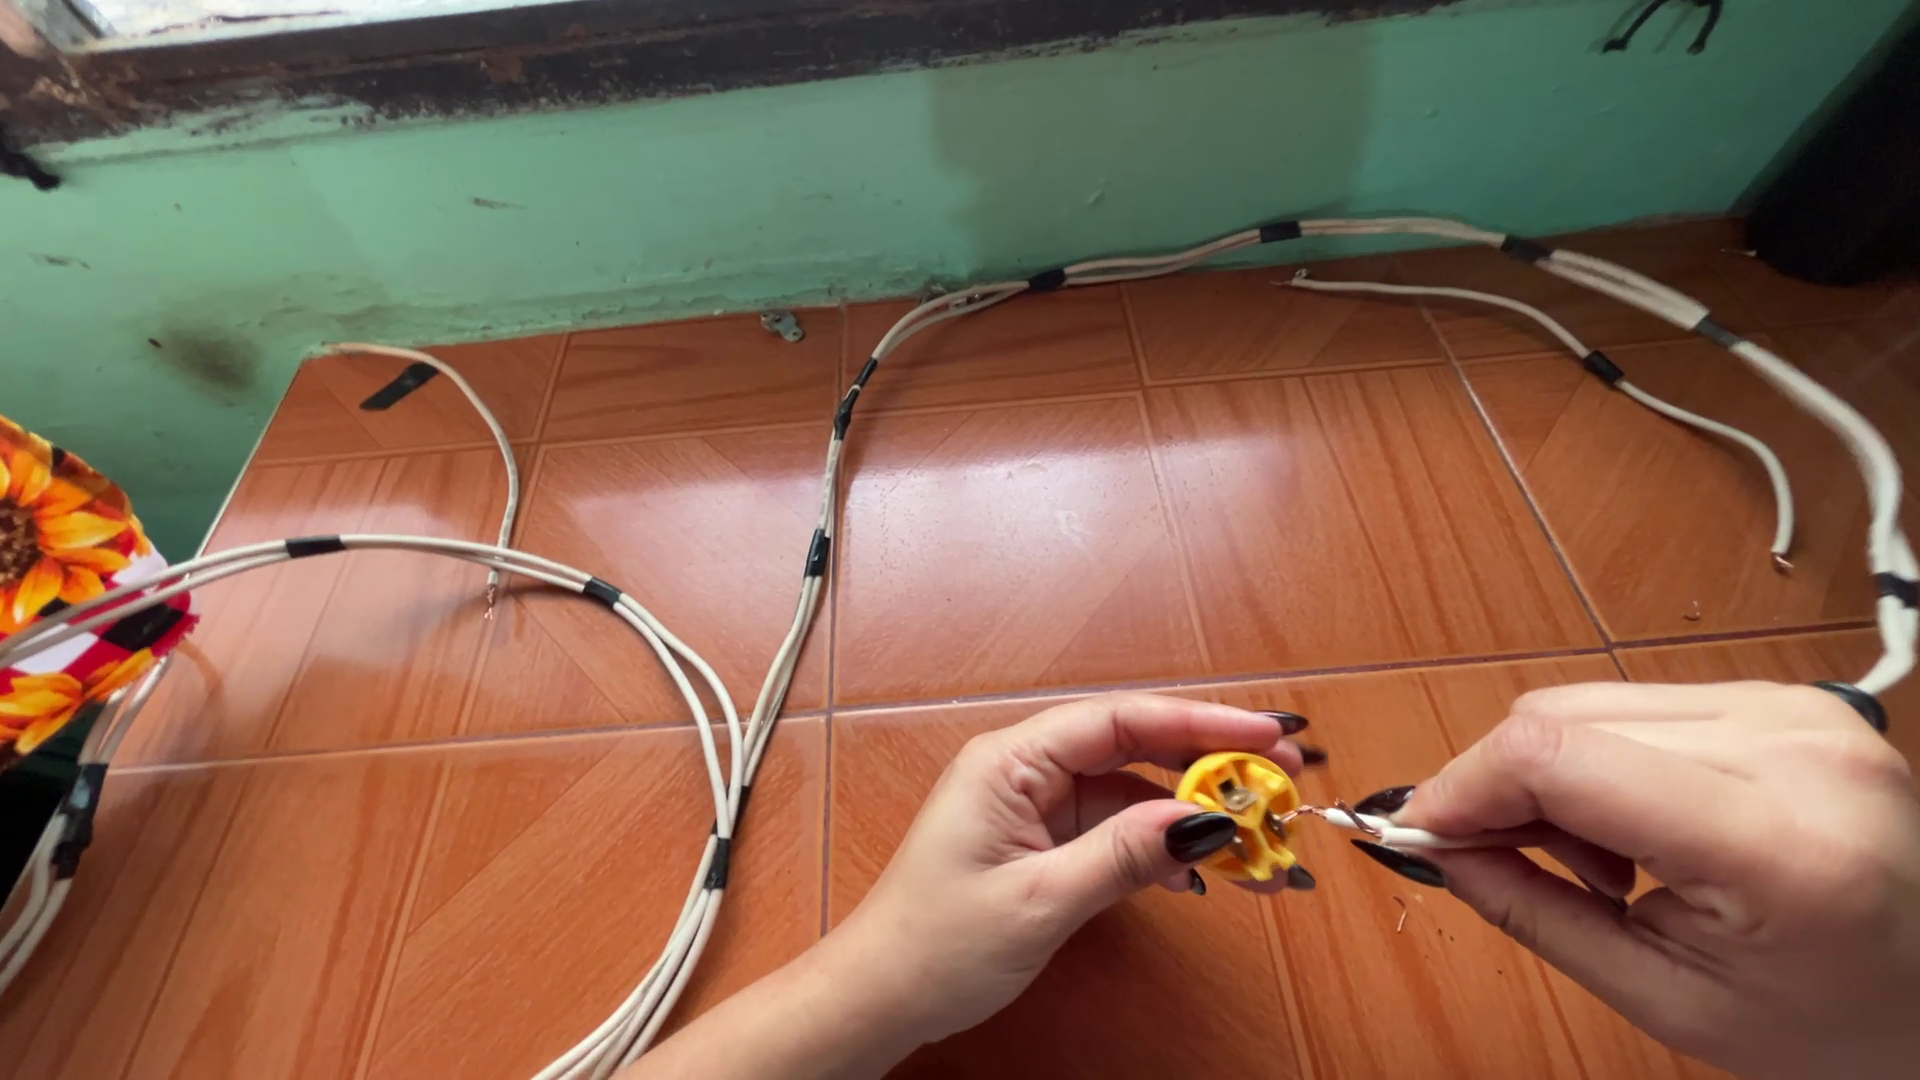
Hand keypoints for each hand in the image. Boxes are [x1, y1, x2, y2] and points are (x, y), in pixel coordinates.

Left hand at [824, 692, 1308, 1048]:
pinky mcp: (1045, 835)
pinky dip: (1158, 843)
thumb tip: (1202, 820)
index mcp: (1011, 759)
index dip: (1196, 720)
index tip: (1262, 732)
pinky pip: (1114, 825)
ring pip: (1130, 787)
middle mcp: (1026, 766)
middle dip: (1205, 759)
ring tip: (1256, 835)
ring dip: (1190, 810)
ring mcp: (1036, 800)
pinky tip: (1197, 868)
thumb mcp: (1039, 899)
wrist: (884, 992)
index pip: (1118, 719)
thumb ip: (1122, 854)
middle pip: (1130, 744)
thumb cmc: (940, 942)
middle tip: (1278, 777)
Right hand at [1376, 682, 1919, 1079]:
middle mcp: (1787, 745)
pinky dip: (1588, 758)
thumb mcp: (1662, 997)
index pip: (1552, 758)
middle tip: (1504, 857)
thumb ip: (1523, 907)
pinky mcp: (1777, 696)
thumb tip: (1420, 842)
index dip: (1460, 785)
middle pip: (1552, 722)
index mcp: (1775, 842)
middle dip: (1496, 787)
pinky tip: (1630, 819)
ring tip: (1593, 853)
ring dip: (1542, 774)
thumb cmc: (1830, 1029)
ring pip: (1574, 705)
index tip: (1420, 830)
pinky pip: (1618, 704)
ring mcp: (1789, 708)